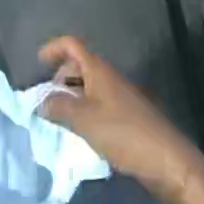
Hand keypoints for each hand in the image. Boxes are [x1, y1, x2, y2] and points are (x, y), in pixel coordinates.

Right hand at [37, 36, 203, 201]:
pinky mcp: (127, 114)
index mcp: (98, 69)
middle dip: (60, 76)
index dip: (53, 48)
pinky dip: (84, 109)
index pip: (72, 45)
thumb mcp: (84, 120)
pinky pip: (98, 101)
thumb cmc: (122, 132)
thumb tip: (40, 101)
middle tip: (47, 98)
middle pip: (79, 64)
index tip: (37, 63)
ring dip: (71, 95)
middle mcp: (109, 76)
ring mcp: (120, 94)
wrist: (166, 159)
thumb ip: (59, 107)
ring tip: (59, 116)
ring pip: (88, 85)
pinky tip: (80, 130)